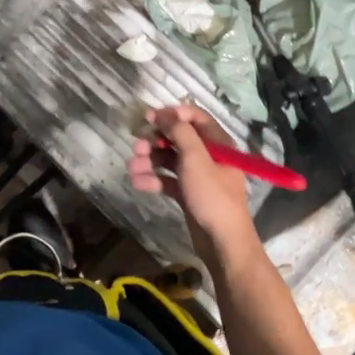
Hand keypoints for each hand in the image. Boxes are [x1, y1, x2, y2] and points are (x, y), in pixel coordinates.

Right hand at [129, 105, 255, 253]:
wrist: (222, 240)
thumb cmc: (212, 195)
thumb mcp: (195, 158)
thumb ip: (179, 132)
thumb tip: (163, 115)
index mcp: (218, 143)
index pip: (195, 117)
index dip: (172, 114)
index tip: (149, 118)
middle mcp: (208, 156)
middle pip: (177, 139)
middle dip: (155, 141)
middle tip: (137, 147)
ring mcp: (198, 176)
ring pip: (169, 160)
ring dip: (149, 161)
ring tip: (132, 168)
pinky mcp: (188, 193)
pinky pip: (167, 180)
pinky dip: (153, 179)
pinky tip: (138, 183)